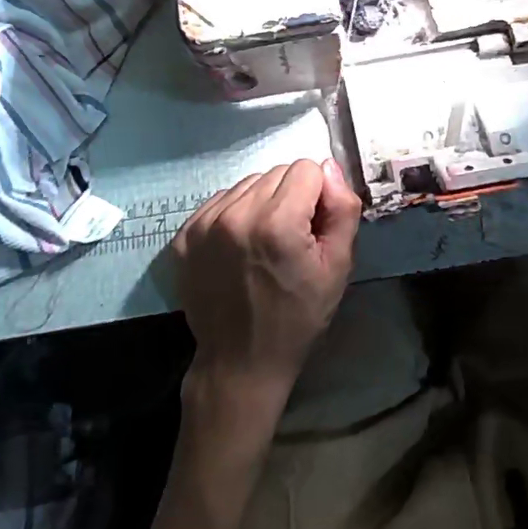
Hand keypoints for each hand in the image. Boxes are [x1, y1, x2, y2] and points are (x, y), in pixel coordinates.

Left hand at [169, 159, 363, 405]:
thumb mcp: (338, 267)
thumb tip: (329, 167)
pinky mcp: (184, 234)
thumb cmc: (298, 317)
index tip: (314, 229)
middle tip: (291, 240)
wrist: (240, 361)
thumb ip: (343, 209)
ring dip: (262, 203)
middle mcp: (236, 214)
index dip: (319, 195)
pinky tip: (240, 247)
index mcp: (277, 223)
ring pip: (248, 183)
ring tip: (264, 244)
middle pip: (276, 172)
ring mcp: (204, 223)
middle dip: (291, 197)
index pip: (307, 168)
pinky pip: (221, 200)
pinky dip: (235, 214)